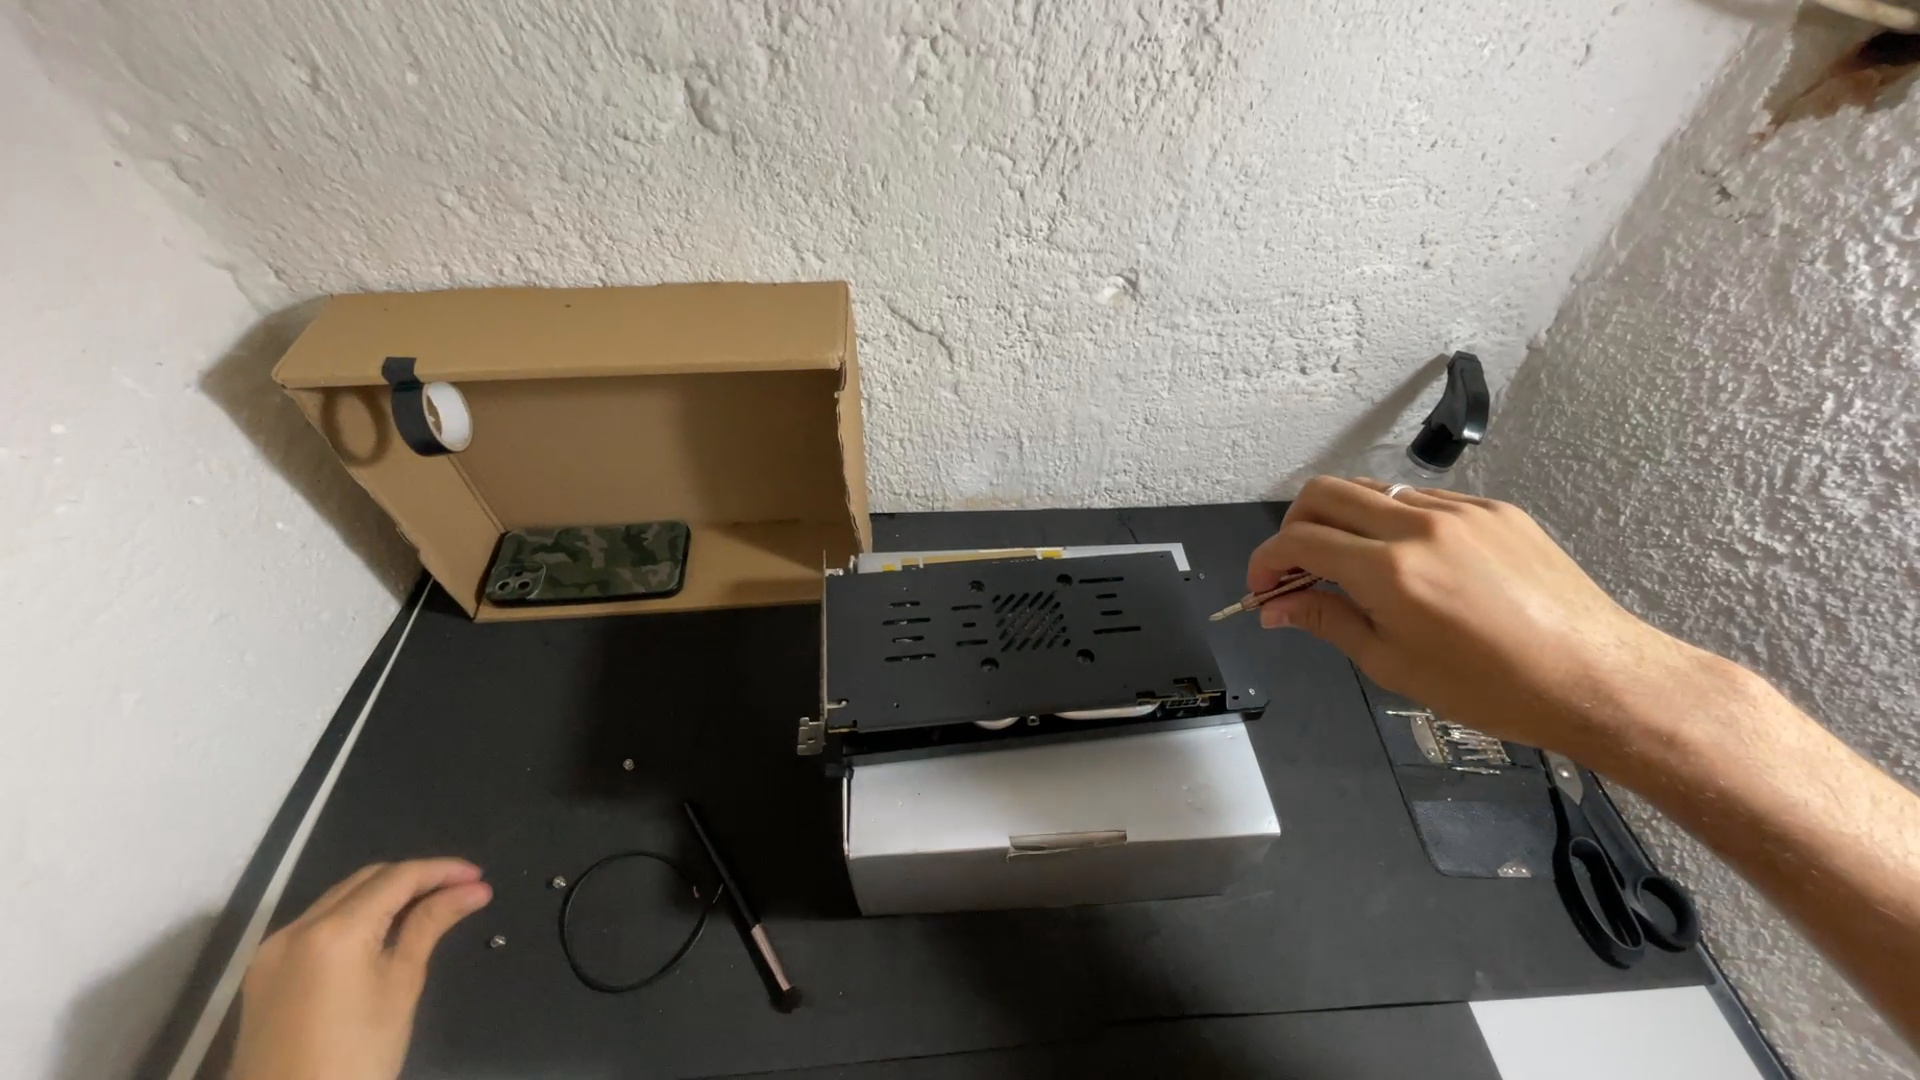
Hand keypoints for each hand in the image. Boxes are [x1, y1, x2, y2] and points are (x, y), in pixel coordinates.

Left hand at [229, 859, 491, 1079]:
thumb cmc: (357, 1057)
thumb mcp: (402, 986)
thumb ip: (431, 925)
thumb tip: (473, 889)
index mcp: (333, 932)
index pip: (397, 878)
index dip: (442, 870)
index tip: (479, 877)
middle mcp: (296, 929)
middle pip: (366, 880)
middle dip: (416, 877)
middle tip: (461, 888)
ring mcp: (272, 951)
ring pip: (340, 898)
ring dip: (386, 893)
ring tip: (431, 905)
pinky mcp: (264, 973)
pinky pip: (318, 924)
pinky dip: (357, 915)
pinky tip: (385, 930)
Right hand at [1248, 476, 1706, 754]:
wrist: (1597, 679)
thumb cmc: (1495, 686)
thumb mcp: (1391, 663)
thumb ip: (1326, 621)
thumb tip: (1277, 607)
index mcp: (1391, 571)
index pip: (1298, 540)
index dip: (1266, 561)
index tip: (1263, 586)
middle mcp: (1421, 526)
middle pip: (1323, 493)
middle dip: (1292, 526)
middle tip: (1293, 567)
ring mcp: (1462, 511)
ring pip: (1371, 488)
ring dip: (1340, 519)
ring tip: (1346, 564)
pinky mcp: (1494, 510)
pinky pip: (1420, 498)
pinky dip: (1391, 521)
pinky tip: (1403, 560)